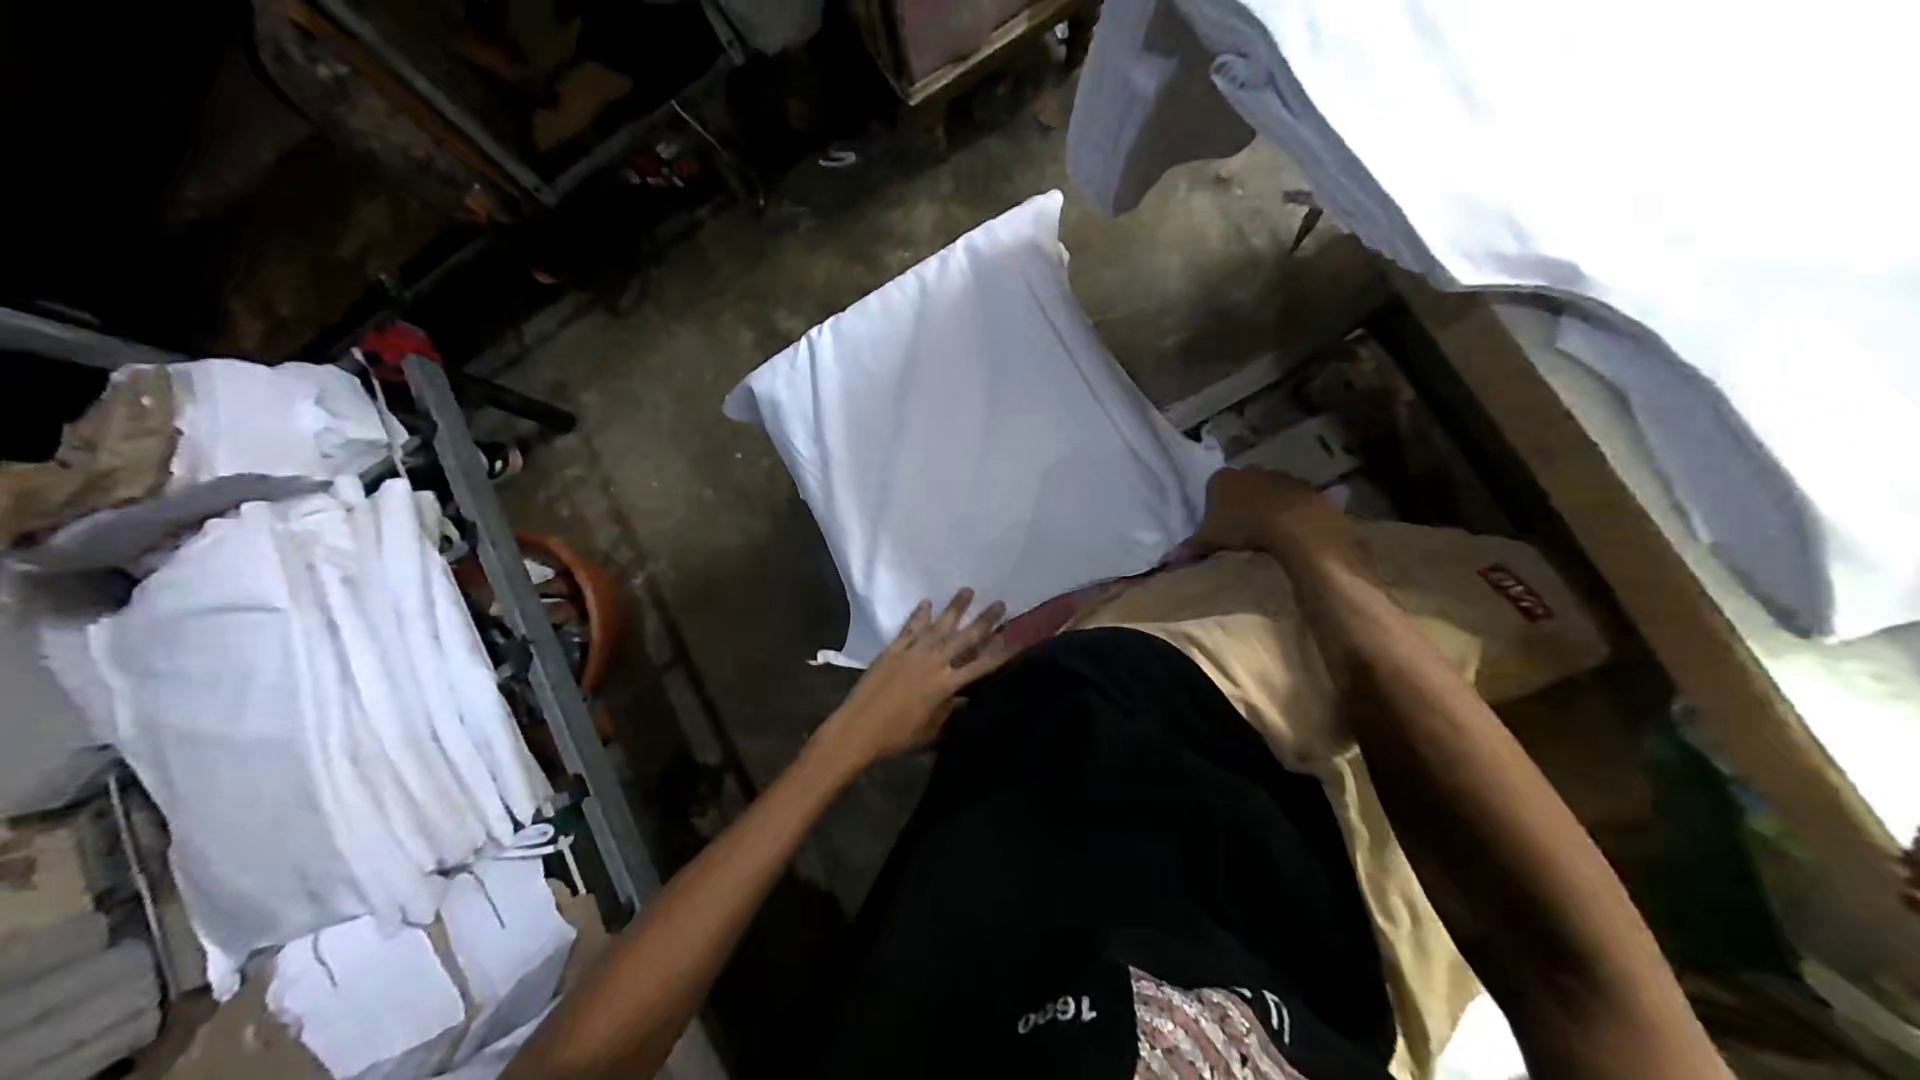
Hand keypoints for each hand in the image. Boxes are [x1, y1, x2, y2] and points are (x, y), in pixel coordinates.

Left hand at [811, 589, 1011, 772]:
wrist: (858, 728)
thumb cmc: (897, 736)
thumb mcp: (931, 730)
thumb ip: (949, 710)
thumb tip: (964, 697)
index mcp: (946, 685)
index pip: (981, 665)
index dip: (1000, 651)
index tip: (1014, 635)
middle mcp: (933, 662)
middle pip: (965, 637)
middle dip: (984, 620)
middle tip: (999, 603)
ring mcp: (912, 652)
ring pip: (939, 624)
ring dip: (955, 607)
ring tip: (967, 590)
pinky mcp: (893, 649)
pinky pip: (910, 627)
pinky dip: (919, 614)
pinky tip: (927, 602)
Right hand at [1186, 466, 1358, 568]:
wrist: (1294, 524)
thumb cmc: (1243, 527)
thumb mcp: (1211, 540)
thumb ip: (1191, 546)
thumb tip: (1168, 559)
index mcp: (1221, 479)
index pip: (1212, 489)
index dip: (1215, 507)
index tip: (1220, 526)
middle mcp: (1248, 470)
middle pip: (1241, 486)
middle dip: (1241, 502)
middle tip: (1242, 528)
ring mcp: (1278, 475)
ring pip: (1267, 489)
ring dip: (1266, 504)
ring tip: (1268, 530)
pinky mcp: (1303, 485)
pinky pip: (1291, 497)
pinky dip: (1289, 508)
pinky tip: (1289, 527)